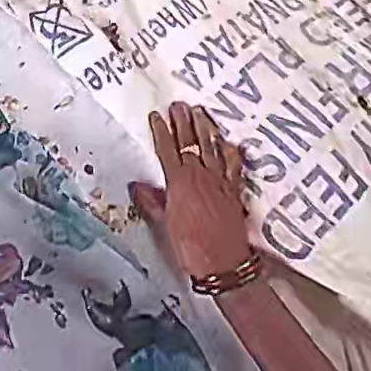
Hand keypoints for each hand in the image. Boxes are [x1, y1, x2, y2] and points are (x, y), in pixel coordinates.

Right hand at [133, 101, 254, 278]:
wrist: (223, 265)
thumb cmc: (191, 247)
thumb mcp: (164, 225)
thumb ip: (152, 202)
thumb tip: (138, 186)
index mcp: (178, 182)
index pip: (166, 149)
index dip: (161, 131)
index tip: (156, 116)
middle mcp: (198, 176)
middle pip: (188, 142)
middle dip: (182, 122)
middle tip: (178, 105)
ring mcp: (218, 180)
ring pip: (210, 146)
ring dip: (204, 128)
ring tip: (199, 112)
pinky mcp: (233, 190)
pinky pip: (232, 164)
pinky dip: (229, 151)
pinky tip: (228, 141)